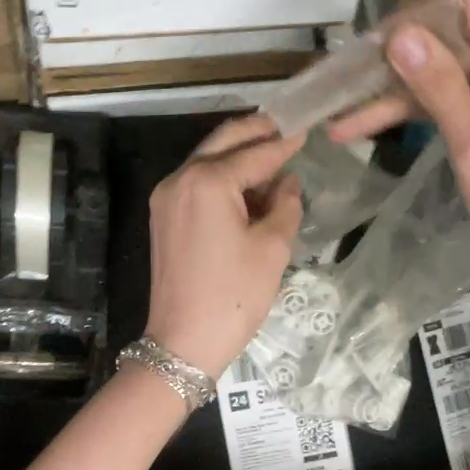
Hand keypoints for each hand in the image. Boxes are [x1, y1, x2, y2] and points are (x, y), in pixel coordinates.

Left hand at [145, 116, 303, 377]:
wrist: (183, 343)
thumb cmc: (233, 298)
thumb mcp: (272, 249)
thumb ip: (285, 205)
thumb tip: (287, 182)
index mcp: (207, 181)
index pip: (255, 153)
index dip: (284, 143)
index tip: (306, 129)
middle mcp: (180, 179)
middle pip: (223, 143)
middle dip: (256, 134)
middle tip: (286, 127)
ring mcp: (166, 199)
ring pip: (207, 161)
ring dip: (238, 155)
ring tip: (272, 155)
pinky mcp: (163, 219)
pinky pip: (196, 184)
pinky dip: (222, 178)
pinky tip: (247, 186)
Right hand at [329, 0, 469, 287]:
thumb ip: (439, 86)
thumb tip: (399, 36)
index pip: (468, 0)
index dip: (419, 13)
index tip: (374, 45)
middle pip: (448, 33)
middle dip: (397, 53)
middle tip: (346, 78)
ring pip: (439, 70)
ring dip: (392, 90)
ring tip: (339, 112)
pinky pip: (444, 98)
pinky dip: (409, 111)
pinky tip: (361, 126)